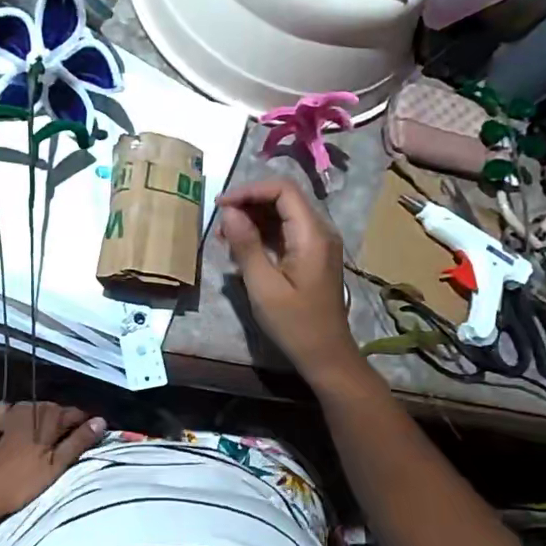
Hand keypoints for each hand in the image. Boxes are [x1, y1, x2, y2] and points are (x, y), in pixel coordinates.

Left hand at [0, 402, 105, 532]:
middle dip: (66, 425)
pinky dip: (22, 418)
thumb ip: (79, 440)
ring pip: (38, 412)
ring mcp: (11, 411)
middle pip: (58, 411)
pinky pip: (15, 412)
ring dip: (45, 423)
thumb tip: (101, 420)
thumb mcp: (57, 465)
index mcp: (50, 415)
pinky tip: (22, 430)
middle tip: (68, 448)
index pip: (79, 414)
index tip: (91, 442)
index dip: (87, 427)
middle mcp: (32, 406)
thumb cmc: (23, 481)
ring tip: (47, 444)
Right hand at [217, 179, 364, 384]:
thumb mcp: (264, 287)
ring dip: (254, 218)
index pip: (283, 190)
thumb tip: (229, 212)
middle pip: (284, 198)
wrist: (326, 355)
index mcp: (312, 235)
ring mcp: (319, 244)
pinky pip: (287, 232)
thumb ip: (246, 245)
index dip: (250, 190)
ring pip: (284, 214)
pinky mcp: (313, 256)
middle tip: (219, 223)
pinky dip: (264, 234)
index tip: (221, 205)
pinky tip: (242, 248)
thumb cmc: (295, 324)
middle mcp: (321, 232)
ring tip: (225, 236)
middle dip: (250, 204)